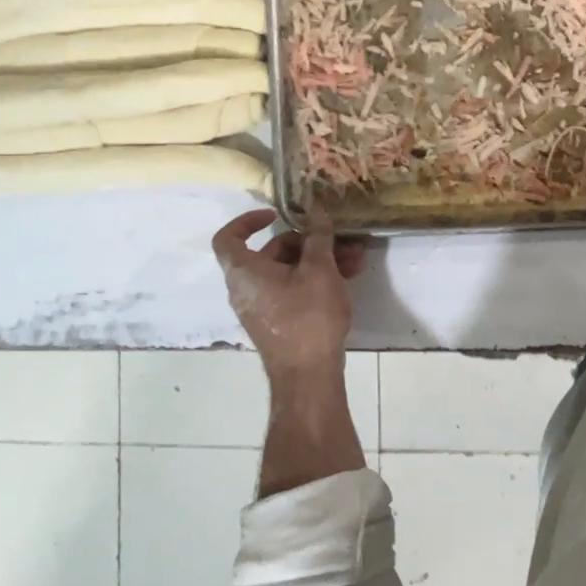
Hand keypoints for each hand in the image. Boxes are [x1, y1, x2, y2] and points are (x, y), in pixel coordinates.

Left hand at [212, 208, 368, 374]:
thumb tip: (316, 211)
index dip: (248, 220)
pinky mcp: (277, 321)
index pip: (228, 237)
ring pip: (288, 271)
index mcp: (244, 272)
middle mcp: (246, 288)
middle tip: (340, 239)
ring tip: (356, 259)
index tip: (278, 215)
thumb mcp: (319, 270)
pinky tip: (349, 277)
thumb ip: (318, 237)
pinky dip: (315, 278)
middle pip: (270, 252)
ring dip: (320, 260)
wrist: (308, 374)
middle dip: (308, 241)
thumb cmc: (309, 316)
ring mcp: (261, 306)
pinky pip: (292, 289)